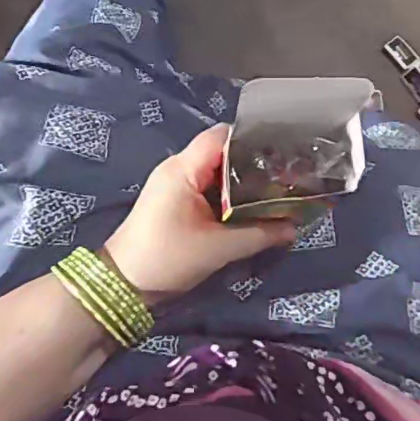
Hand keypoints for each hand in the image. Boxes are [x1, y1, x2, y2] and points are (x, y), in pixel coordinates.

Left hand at [105, 125, 296, 302]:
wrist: (124, 284)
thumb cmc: (168, 258)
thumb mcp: (219, 248)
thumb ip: (259, 234)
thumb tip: (295, 228)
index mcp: (183, 169)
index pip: (221, 136)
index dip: (252, 140)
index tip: (281, 155)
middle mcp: (177, 169)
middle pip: (221, 151)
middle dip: (252, 163)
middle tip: (285, 176)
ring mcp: (173, 185)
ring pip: (215, 171)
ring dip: (241, 181)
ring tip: (274, 190)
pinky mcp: (174, 201)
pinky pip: (206, 187)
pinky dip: (227, 194)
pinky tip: (249, 206)